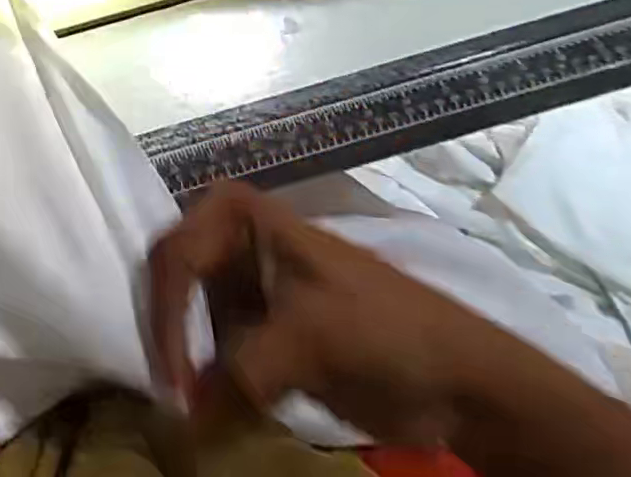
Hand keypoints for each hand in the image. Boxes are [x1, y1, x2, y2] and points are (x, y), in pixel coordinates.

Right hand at [148, 181, 505, 444]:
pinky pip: (207, 339)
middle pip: (170, 276)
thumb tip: (180, 419)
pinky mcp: (252, 318)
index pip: (177, 257)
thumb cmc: (385, 330)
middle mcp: (227, 234)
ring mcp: (238, 276)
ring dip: (181, 354)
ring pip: (183, 309)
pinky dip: (200, 370)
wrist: (464, 378)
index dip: (169, 316)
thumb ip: (239, 374)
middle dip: (166, 331)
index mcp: (237, 213)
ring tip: (183, 398)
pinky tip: (201, 399)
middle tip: (167, 387)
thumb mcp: (308, 342)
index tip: (175, 381)